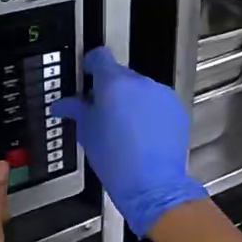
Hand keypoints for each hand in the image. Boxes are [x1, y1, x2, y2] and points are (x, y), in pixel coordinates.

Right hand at [51, 47, 207, 236]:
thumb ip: (76, 110)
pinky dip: (149, 112)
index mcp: (114, 84)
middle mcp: (140, 84)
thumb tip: (65, 105)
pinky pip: (157, 102)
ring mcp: (161, 95)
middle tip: (99, 110)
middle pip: (120, 74)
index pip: (99, 57)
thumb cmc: (119, 162)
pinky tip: (140, 134)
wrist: (154, 185)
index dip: (90, 64)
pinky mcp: (175, 109)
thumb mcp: (88, 133)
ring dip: (130, 101)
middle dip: (109, 89)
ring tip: (122, 128)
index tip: (87, 74)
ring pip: (139, 89)